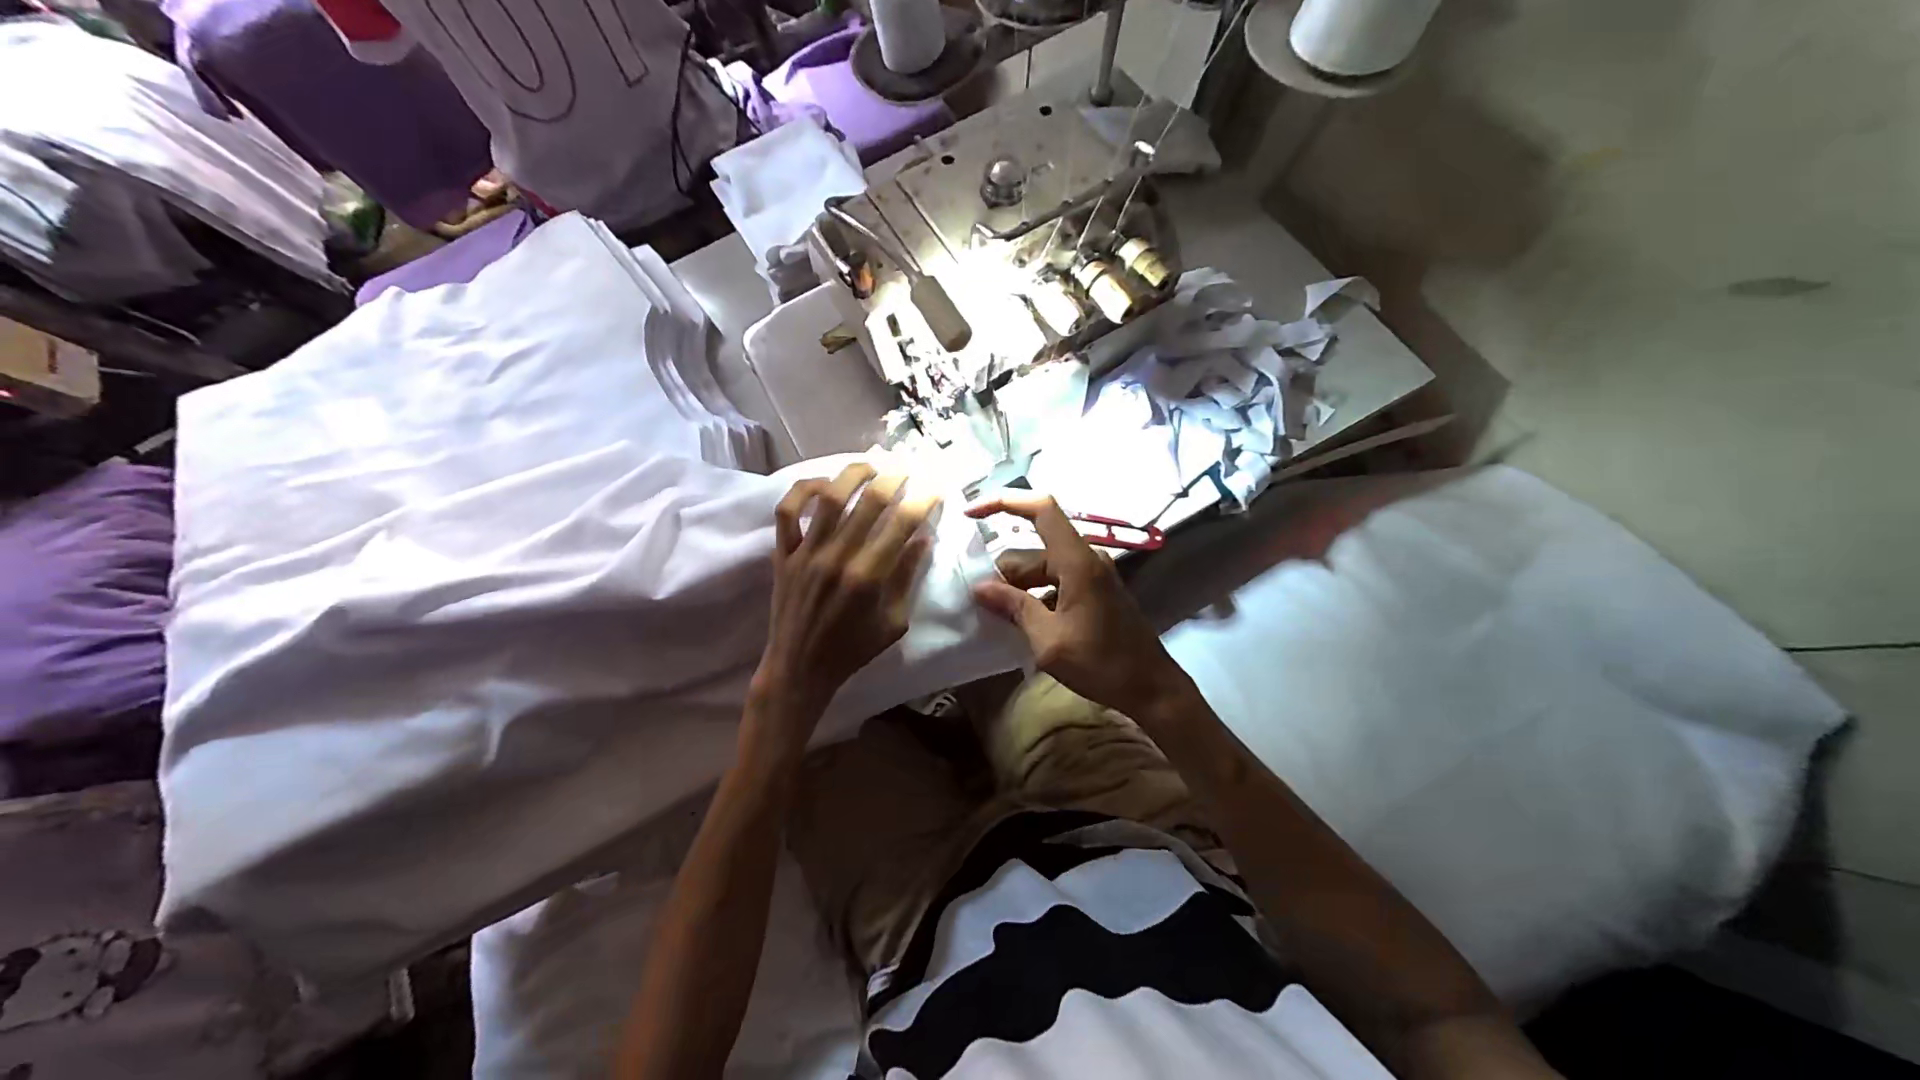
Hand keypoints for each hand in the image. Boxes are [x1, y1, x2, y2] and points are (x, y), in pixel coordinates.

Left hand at [750, 465, 939, 744]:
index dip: (923, 499)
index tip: (934, 488)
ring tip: (872, 464)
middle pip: (870, 502)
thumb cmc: (852, 650)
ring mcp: (806, 553)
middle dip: (895, 478)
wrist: (799, 668)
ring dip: (854, 473)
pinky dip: (803, 490)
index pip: (903, 523)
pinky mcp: (783, 554)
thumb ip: (907, 577)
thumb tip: (923, 537)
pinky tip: (823, 484)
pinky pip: (787, 512)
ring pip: (830, 497)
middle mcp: (838, 557)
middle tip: (908, 469)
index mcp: (869, 577)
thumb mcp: (893, 621)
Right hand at [966, 493, 1188, 715]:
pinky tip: (1018, 622)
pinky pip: (1055, 582)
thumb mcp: (1048, 640)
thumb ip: (1014, 608)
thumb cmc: (1102, 663)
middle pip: (1033, 549)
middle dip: (1003, 571)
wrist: (1150, 688)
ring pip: (1041, 568)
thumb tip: (980, 587)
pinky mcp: (1094, 593)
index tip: (971, 515)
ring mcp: (1092, 576)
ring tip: (994, 616)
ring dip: (1017, 587)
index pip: (1041, 510)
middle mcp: (1085, 560)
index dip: (1004, 503)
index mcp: (1077, 562)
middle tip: (979, 603)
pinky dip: (1033, 596)